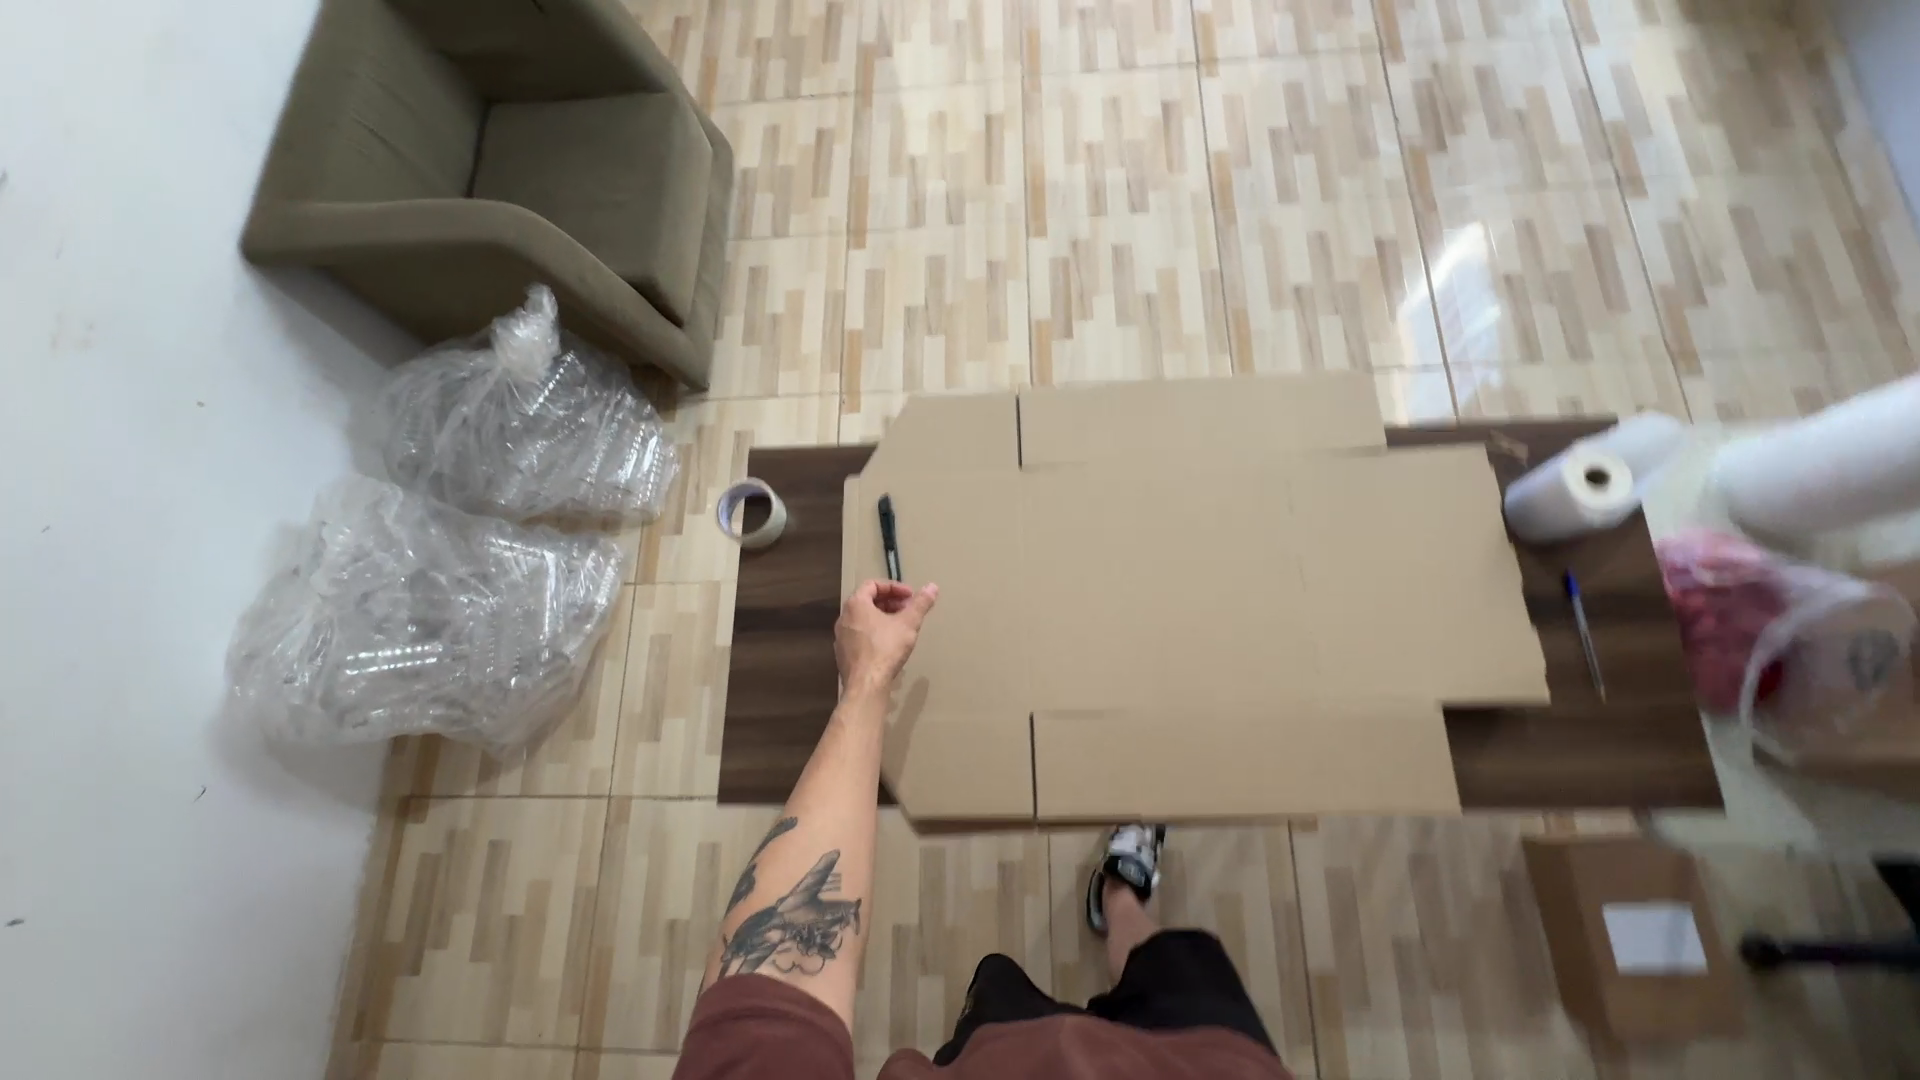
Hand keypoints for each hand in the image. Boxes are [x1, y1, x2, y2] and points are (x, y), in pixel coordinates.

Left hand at [835, 580, 938, 695]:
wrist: (866, 685)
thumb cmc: (886, 649)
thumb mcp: (908, 624)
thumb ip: (920, 604)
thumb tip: (933, 586)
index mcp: (856, 604)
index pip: (872, 584)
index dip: (894, 587)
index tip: (910, 596)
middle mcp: (844, 617)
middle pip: (867, 601)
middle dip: (890, 602)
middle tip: (908, 610)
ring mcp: (841, 637)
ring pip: (863, 619)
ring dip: (882, 618)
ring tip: (900, 627)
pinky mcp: (843, 654)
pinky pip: (859, 635)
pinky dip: (874, 633)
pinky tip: (888, 645)